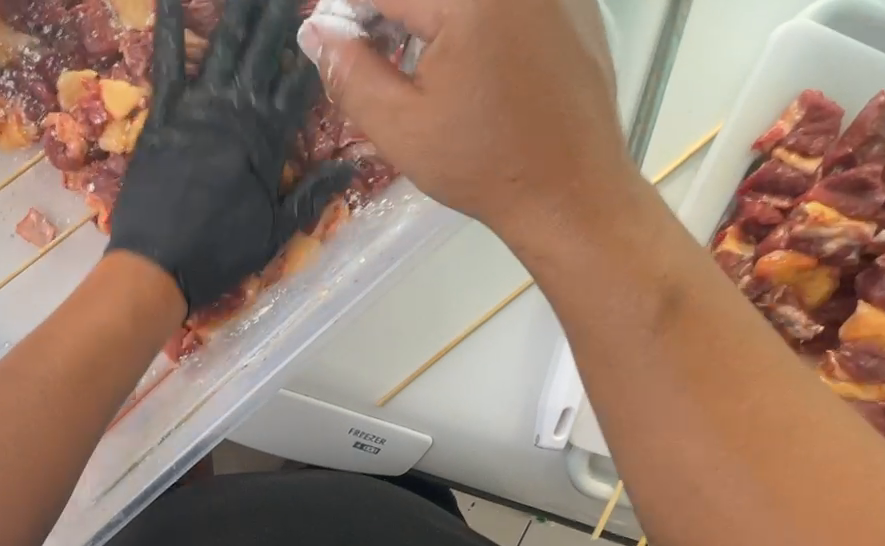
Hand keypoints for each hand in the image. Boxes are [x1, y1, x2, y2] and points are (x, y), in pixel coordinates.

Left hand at [107, 0, 353, 309]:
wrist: (158, 267)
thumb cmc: (219, 254)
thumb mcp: (276, 231)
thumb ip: (314, 194)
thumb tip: (353, 168)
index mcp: (270, 138)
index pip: (303, 79)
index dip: (317, 44)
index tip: (328, 16)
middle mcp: (238, 111)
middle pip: (267, 48)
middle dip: (283, 11)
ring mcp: (198, 108)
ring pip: (225, 42)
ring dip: (242, 6)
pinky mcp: (162, 114)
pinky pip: (168, 60)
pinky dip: (170, 23)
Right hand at [301, 0, 630, 237]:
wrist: (569, 187)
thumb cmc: (479, 164)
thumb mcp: (399, 126)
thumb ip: (350, 73)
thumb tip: (315, 33)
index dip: (344, 8)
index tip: (323, 31)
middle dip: (384, 10)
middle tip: (361, 44)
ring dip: (422, 15)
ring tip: (406, 52)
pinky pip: (500, 1)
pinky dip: (465, 18)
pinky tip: (460, 59)